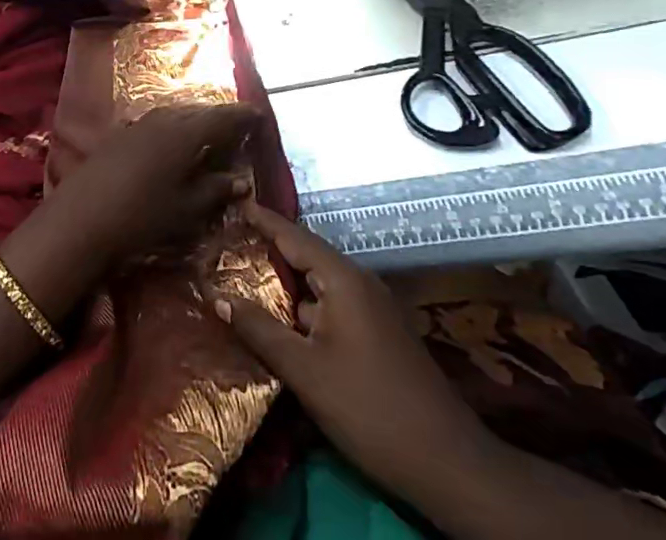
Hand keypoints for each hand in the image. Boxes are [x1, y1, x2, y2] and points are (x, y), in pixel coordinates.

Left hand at [43, 104, 260, 266]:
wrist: (81, 218)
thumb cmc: (143, 215)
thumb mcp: (187, 208)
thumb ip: (216, 190)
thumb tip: (241, 180)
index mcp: (185, 133)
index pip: (222, 117)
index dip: (243, 115)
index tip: (259, 114)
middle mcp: (162, 120)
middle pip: (197, 111)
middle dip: (219, 115)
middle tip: (237, 125)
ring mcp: (136, 126)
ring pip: (174, 115)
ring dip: (193, 120)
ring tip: (208, 133)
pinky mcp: (117, 136)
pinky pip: (155, 123)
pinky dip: (171, 128)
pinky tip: (172, 142)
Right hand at [214, 202, 491, 490]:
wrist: (447, 464)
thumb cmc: (368, 407)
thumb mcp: (303, 369)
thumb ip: (259, 329)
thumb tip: (218, 297)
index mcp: (344, 281)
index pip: (294, 236)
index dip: (263, 219)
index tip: (234, 201)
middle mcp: (360, 285)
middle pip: (306, 256)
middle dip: (268, 249)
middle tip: (226, 242)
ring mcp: (372, 311)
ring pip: (318, 286)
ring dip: (283, 283)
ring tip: (241, 278)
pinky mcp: (377, 335)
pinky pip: (330, 306)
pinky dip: (301, 307)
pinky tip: (277, 321)